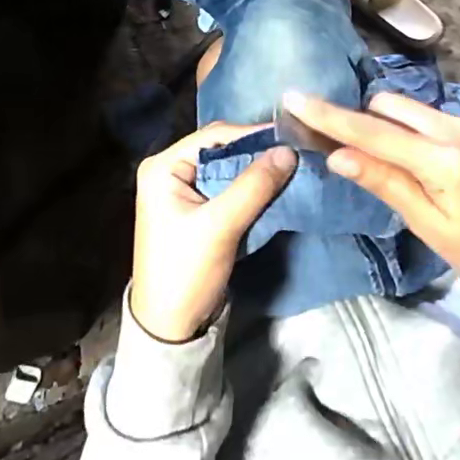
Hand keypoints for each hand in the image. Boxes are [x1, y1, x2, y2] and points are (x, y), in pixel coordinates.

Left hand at [130, 123, 296, 342]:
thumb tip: (289, 150)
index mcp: (162, 167)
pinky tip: (276, 185)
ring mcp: (182, 190)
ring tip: (293, 164)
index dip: (252, 134)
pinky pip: (228, 186)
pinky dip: (250, 186)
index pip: (213, 136)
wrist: (169, 326)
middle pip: (221, 149)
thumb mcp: (220, 226)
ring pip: (227, 168)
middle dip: (257, 151)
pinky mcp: (196, 208)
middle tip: (297, 149)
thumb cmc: (186, 271)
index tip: (291, 135)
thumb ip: (254, 186)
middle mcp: (169, 171)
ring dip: (256, 169)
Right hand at [283, 91, 459, 286]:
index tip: (295, 98)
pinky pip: (428, 114)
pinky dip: (407, 127)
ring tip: (373, 154)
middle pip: (389, 106)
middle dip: (359, 119)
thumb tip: (337, 155)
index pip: (375, 131)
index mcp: (447, 158)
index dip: (331, 116)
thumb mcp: (428, 224)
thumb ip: (384, 182)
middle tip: (333, 141)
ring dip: (383, 122)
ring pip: (408, 107)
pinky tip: (405, 153)